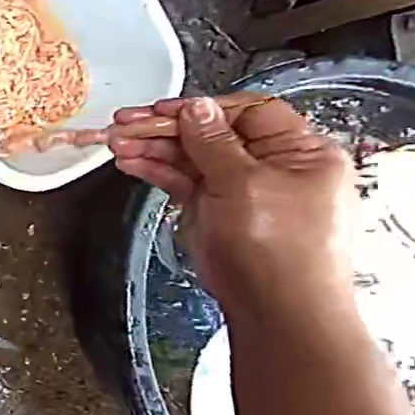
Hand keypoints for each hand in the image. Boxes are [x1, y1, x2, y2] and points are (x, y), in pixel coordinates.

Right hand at [109, 96, 354, 314]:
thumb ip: (214, 142)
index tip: (160, 111)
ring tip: (115, 143)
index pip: (247, 112)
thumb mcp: (245, 183)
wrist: (275, 306)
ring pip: (189, 156)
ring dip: (151, 148)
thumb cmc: (278, 247)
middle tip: (123, 124)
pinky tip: (128, 162)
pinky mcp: (212, 206)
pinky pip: (180, 179)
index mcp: (299, 152)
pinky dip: (154, 169)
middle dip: (164, 129)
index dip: (202, 109)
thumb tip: (196, 107)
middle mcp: (270, 165)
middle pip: (211, 133)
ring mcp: (238, 187)